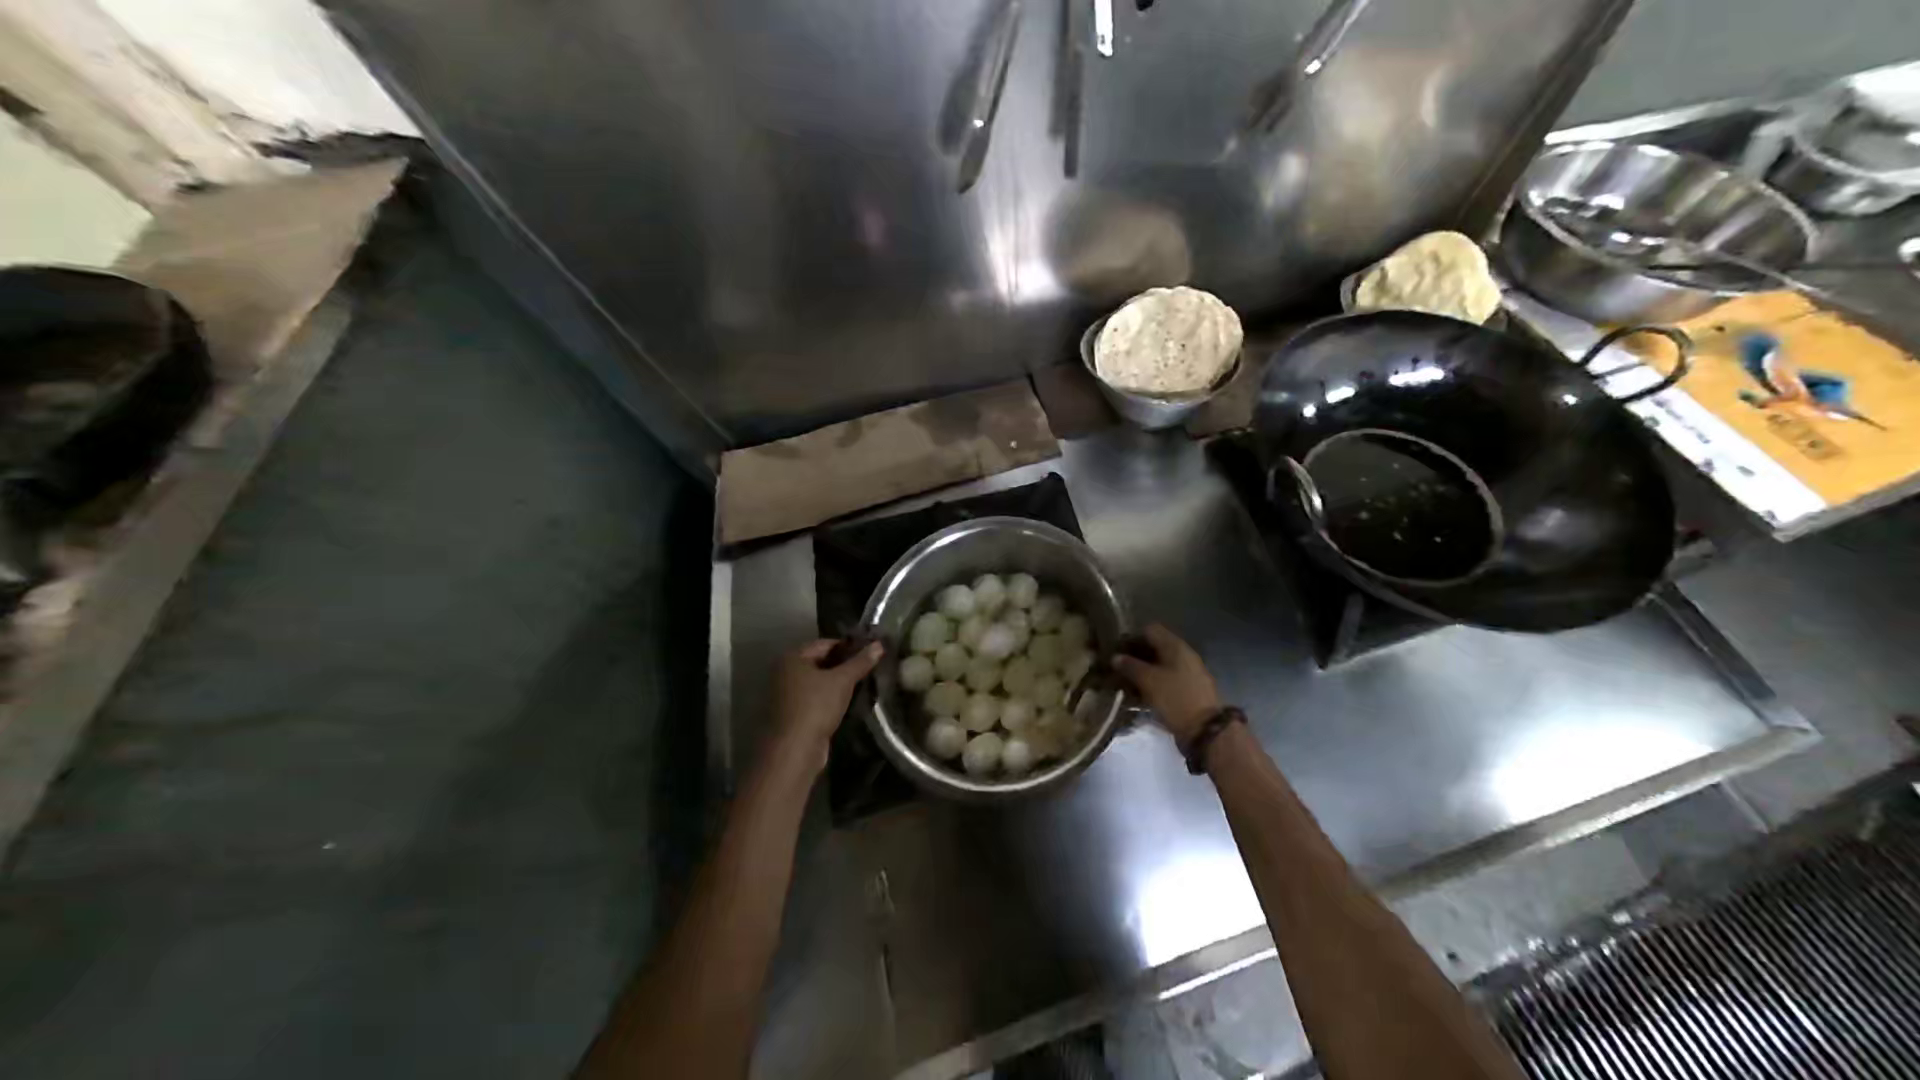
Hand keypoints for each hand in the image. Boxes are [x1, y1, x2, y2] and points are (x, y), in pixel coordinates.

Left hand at [771, 639, 883, 769]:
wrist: (795, 749)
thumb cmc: (816, 707)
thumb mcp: (842, 681)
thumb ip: (861, 662)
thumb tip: (879, 644)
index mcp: (792, 657)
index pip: (825, 643)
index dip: (848, 646)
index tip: (870, 651)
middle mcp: (785, 672)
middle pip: (821, 662)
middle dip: (845, 665)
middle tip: (870, 667)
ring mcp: (787, 694)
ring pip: (819, 682)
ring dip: (839, 683)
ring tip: (864, 683)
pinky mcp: (793, 713)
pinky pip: (816, 698)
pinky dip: (831, 698)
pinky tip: (850, 702)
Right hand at [1112, 624, 1221, 745]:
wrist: (1205, 730)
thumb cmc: (1175, 698)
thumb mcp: (1149, 681)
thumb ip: (1131, 666)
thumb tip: (1116, 657)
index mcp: (1176, 646)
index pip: (1150, 630)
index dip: (1132, 636)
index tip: (1117, 648)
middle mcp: (1184, 655)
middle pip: (1156, 647)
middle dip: (1136, 656)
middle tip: (1118, 667)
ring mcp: (1188, 673)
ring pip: (1160, 665)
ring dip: (1144, 671)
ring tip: (1126, 682)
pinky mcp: (1188, 690)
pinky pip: (1166, 680)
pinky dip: (1153, 684)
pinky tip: (1141, 694)